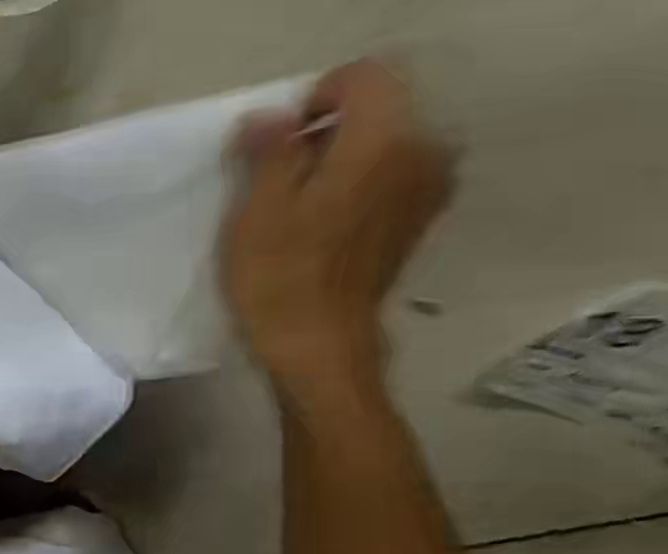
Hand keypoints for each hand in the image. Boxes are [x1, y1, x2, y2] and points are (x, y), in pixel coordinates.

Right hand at [222, 60, 454, 397]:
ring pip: (383, 143)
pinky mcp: (420, 215)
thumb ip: (269, 155)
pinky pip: (391, 175)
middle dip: (323, 134)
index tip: (273, 148)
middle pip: (376, 110)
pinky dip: (357, 186)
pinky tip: (322, 227)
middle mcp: (423, 150)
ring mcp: (429, 184)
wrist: (319, 344)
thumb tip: (267, 117)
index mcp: (382, 142)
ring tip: (296, 210)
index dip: (311, 102)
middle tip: (274, 185)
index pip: (361, 78)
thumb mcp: (256, 215)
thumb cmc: (278, 281)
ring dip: (338, 163)